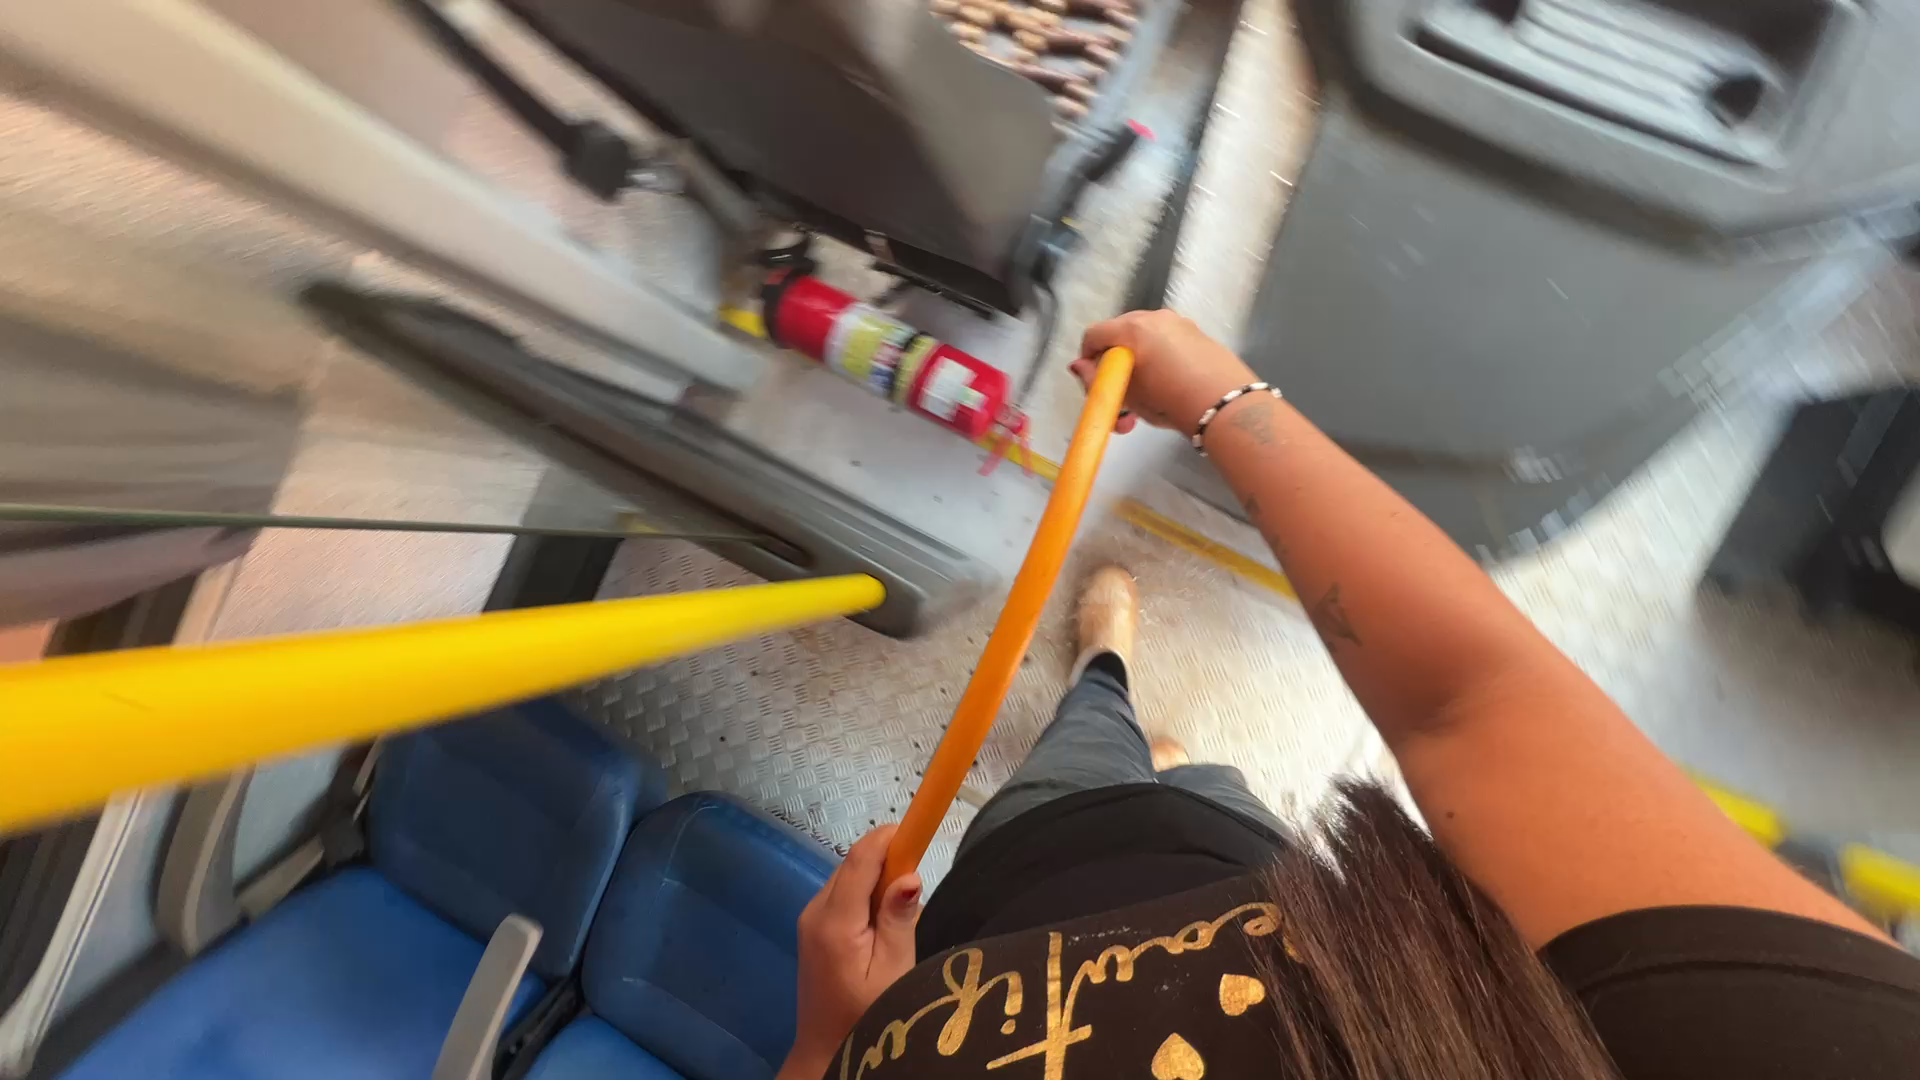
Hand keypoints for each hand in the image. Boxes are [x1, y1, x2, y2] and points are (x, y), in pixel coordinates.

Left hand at [779, 825, 923, 1079]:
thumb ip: (899, 920)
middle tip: (914, 883)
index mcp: (835, 920)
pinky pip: (842, 891)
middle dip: (887, 860)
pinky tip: (878, 922)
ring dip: (876, 878)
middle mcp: (816, 909)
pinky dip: (864, 893)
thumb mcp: (893, 972)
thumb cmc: (866, 1017)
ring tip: (897, 912)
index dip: (889, 838)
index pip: (861, 859)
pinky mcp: (812, 924)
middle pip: (854, 863)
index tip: (918, 833)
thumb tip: (910, 873)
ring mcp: (810, 916)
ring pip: (849, 875)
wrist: (824, 1054)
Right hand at [1068, 309, 1255, 435]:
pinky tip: (1166, 387)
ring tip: (1144, 397)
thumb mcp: (1126, 395)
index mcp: (1131, 329)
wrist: (1223, 403)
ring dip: (1135, 364)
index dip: (1086, 359)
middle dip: (1113, 364)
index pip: (1094, 335)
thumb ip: (1097, 380)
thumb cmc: (1167, 400)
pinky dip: (1157, 360)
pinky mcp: (1197, 333)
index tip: (1092, 383)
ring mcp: (1178, 322)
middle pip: (1118, 335)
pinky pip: (1165, 342)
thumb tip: (1078, 366)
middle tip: (1118, 395)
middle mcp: (1153, 317)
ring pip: (1143, 339)